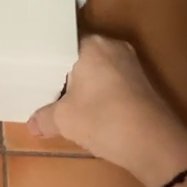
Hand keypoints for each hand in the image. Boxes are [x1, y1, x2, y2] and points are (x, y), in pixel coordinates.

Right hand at [29, 35, 186, 186]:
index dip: (45, 57)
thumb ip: (43, 118)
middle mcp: (112, 46)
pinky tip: (87, 109)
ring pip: (96, 69)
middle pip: (79, 55)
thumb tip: (31, 125)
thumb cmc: (103, 120)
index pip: (61, 42)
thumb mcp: (64, 120)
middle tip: (40, 85)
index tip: (31, 69)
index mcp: (92, 44)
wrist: (155, 144)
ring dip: (81, 84)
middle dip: (62, 72)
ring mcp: (130, 64)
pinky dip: (98, 93)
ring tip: (60, 99)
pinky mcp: (141, 83)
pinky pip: (110, 81)